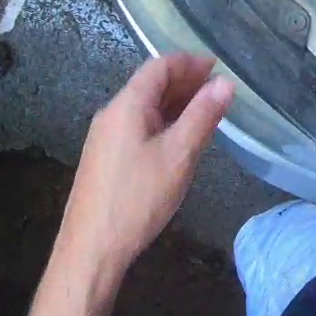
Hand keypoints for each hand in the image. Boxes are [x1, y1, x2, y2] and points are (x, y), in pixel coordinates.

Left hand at [57, 55, 234, 282]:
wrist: (90, 253)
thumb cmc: (138, 198)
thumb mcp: (179, 155)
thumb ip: (203, 115)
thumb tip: (225, 82)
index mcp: (127, 105)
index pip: (160, 66)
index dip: (191, 62)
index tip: (219, 69)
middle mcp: (111, 114)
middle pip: (151, 84)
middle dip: (186, 82)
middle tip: (219, 92)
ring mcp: (105, 137)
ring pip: (145, 107)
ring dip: (176, 103)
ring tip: (206, 114)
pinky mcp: (105, 159)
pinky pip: (137, 126)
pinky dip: (163, 122)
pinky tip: (179, 140)